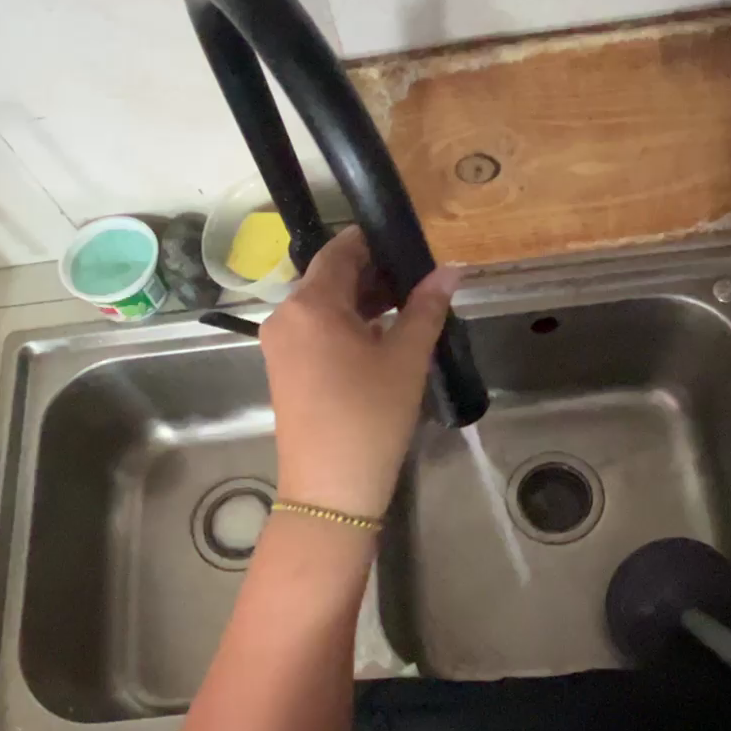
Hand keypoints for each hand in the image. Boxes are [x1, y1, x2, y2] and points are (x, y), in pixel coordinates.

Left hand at [257, 227, 461, 519]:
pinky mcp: (284, 373)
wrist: (330, 488)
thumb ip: (426, 308)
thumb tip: (450, 270)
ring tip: (407, 310)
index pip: (341, 250)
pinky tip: (379, 341)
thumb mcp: (406, 360)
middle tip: (418, 281)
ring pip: (323, 309)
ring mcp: (280, 347)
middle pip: (329, 279)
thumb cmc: (370, 418)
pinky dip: (345, 329)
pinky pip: (315, 335)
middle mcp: (285, 316)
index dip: (375, 242)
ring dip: (361, 304)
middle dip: (373, 275)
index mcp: (310, 304)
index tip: (409, 244)